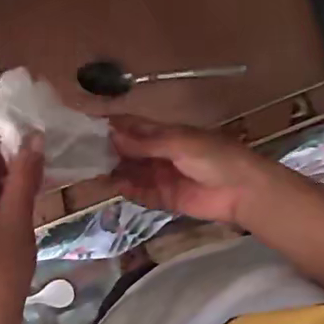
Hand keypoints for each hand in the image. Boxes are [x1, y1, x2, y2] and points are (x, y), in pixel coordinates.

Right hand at [104, 115, 294, 226]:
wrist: (242, 191)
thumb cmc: (215, 158)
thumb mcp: (180, 143)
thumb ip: (147, 142)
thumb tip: (113, 135)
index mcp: (168, 133)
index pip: (134, 126)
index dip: (113, 125)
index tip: (86, 125)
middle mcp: (162, 153)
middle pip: (130, 151)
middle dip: (109, 151)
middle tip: (81, 153)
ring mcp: (164, 176)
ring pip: (133, 173)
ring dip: (116, 172)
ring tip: (92, 172)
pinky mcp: (167, 198)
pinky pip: (143, 194)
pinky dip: (130, 191)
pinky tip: (114, 187)